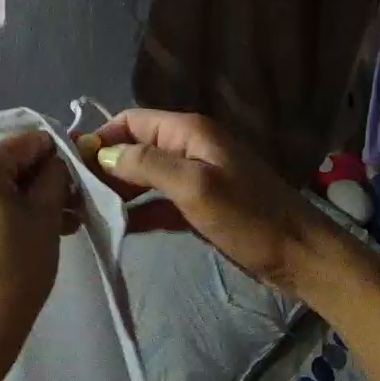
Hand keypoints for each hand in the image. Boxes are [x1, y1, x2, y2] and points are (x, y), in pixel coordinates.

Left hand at [0, 130, 79, 362]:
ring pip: (4, 182)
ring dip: (35, 196)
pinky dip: (16, 208)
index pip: (28, 142)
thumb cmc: (16, 265)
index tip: (82, 177)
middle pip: (14, 161)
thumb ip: (54, 174)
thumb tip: (57, 160)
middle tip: (75, 203)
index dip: (59, 155)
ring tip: (66, 220)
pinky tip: (44, 227)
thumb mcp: (44, 213)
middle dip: (46, 178)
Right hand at [81, 109, 328, 292]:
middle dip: (106, 165)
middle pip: (136, 146)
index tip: (73, 162)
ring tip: (89, 209)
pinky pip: (161, 201)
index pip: (132, 121)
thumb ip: (147, 165)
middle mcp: (190, 147)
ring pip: (146, 175)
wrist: (305, 259)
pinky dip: (140, 210)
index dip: (102, 137)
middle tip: (76, 191)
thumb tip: (103, 153)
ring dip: (120, 189)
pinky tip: (119, 226)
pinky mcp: (202, 206)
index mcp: (189, 130)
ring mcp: (197, 177)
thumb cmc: (250, 217)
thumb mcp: (195, 187)